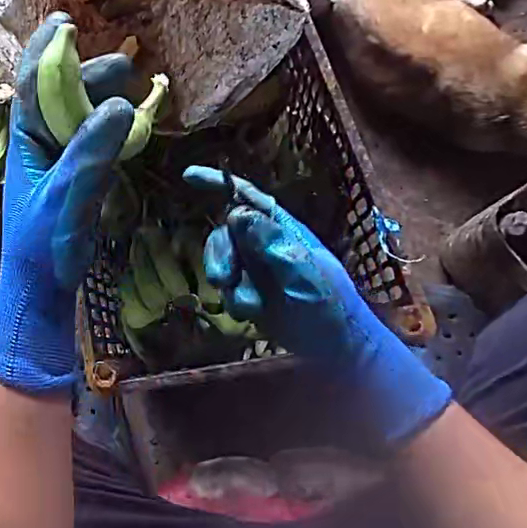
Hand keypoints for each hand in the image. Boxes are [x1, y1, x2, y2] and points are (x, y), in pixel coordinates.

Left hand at [0, 13, 134, 394]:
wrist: (43, 290)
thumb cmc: (44, 245)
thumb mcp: (66, 196)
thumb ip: (91, 152)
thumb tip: (122, 104)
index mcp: (26, 141)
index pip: (33, 85)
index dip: (47, 51)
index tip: (66, 22)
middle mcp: (42, 143)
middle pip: (63, 95)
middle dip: (90, 74)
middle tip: (126, 66)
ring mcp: (61, 160)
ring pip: (82, 116)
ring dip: (105, 98)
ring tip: (137, 89)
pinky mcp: (80, 177)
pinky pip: (96, 140)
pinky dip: (115, 126)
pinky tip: (134, 124)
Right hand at [186, 166, 449, 445]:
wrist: (338, 350)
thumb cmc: (330, 306)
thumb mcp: (302, 272)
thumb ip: (270, 242)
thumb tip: (237, 211)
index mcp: (283, 229)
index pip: (247, 197)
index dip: (218, 183)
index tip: (188, 177)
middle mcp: (266, 243)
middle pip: (225, 233)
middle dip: (220, 255)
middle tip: (224, 279)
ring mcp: (258, 268)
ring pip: (222, 261)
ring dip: (229, 284)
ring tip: (248, 307)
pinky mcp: (251, 293)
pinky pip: (227, 289)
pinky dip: (234, 301)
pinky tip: (252, 315)